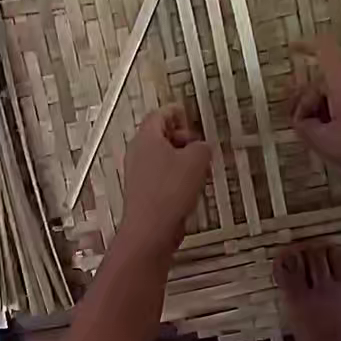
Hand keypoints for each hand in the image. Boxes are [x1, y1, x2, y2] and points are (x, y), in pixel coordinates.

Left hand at [118, 104, 210, 252]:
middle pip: (159, 136)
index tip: (185, 112)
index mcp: (147, 138)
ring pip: (161, 158)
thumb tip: (203, 148)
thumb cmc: (168, 192)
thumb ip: (202, 147)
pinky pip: (161, 177)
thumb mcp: (196, 161)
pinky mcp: (144, 192)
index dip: (175, 112)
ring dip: (180, 159)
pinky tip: (190, 187)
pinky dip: (175, 176)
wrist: (151, 229)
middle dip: (181, 137)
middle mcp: (138, 153)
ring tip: (199, 166)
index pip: (159, 115)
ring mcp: (138, 174)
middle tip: (198, 142)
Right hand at [290, 39, 340, 179]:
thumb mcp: (326, 142)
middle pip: (327, 76)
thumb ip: (305, 127)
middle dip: (312, 98)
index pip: (320, 47)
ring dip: (330, 106)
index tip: (294, 50)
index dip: (304, 47)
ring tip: (326, 134)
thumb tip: (302, 123)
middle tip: (303, 122)